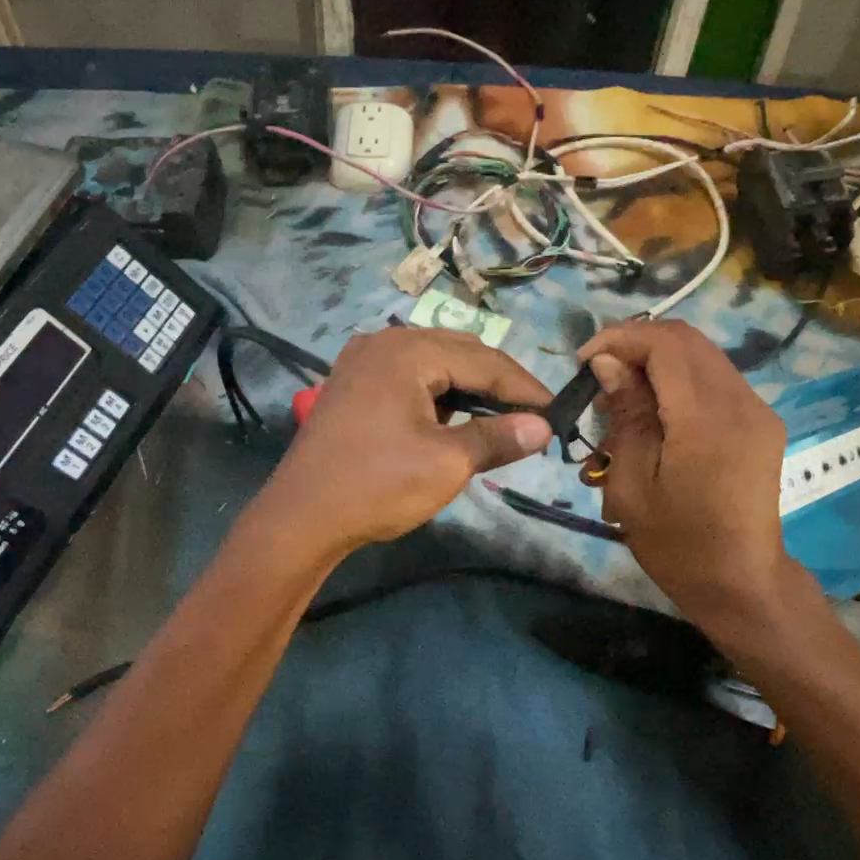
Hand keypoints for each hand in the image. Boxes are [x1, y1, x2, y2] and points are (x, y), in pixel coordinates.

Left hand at [260, 328, 552, 554]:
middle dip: (498, 383)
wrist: (301, 518)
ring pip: (432, 364)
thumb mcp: (447, 463)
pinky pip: (407, 377)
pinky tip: (451, 419)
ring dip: (468, 388)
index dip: (525, 388)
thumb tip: (543, 427)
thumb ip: (497, 438)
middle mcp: (384, 342)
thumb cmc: (377, 486)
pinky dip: (436, 394)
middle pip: (458, 352)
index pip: (484, 360)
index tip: (558, 413)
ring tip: (498, 420)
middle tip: (532, 418)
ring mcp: (362, 362)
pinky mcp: (351, 385)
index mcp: (408, 350)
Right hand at [580, 321, 807, 631]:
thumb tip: (609, 362)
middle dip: (638, 343)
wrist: (741, 583)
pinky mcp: (762, 423)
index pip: (666, 345)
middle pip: (688, 340)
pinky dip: (680, 379)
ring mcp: (758, 411)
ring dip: (658, 360)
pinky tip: (654, 409)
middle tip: (599, 373)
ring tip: (621, 393)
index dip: (621, 338)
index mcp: (707, 421)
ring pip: (704, 356)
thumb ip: (626, 415)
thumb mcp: (633, 485)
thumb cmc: (677, 546)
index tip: (584, 360)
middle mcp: (742, 403)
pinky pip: (716, 380)